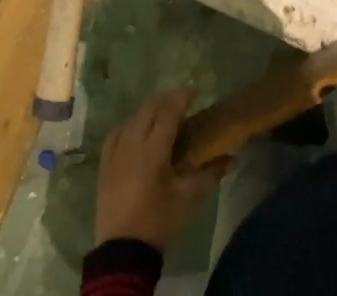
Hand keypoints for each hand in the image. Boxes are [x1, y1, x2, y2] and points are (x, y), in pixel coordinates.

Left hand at [93, 87, 227, 249]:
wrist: (123, 249)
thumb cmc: (160, 220)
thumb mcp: (190, 197)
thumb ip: (210, 173)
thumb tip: (231, 157)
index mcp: (153, 150)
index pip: (168, 113)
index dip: (181, 97)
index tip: (193, 88)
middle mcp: (131, 144)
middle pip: (147, 110)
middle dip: (165, 100)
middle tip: (181, 99)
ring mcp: (114, 154)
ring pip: (131, 120)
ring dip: (147, 111)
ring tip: (161, 113)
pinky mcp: (105, 165)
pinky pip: (115, 135)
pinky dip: (129, 125)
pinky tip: (135, 130)